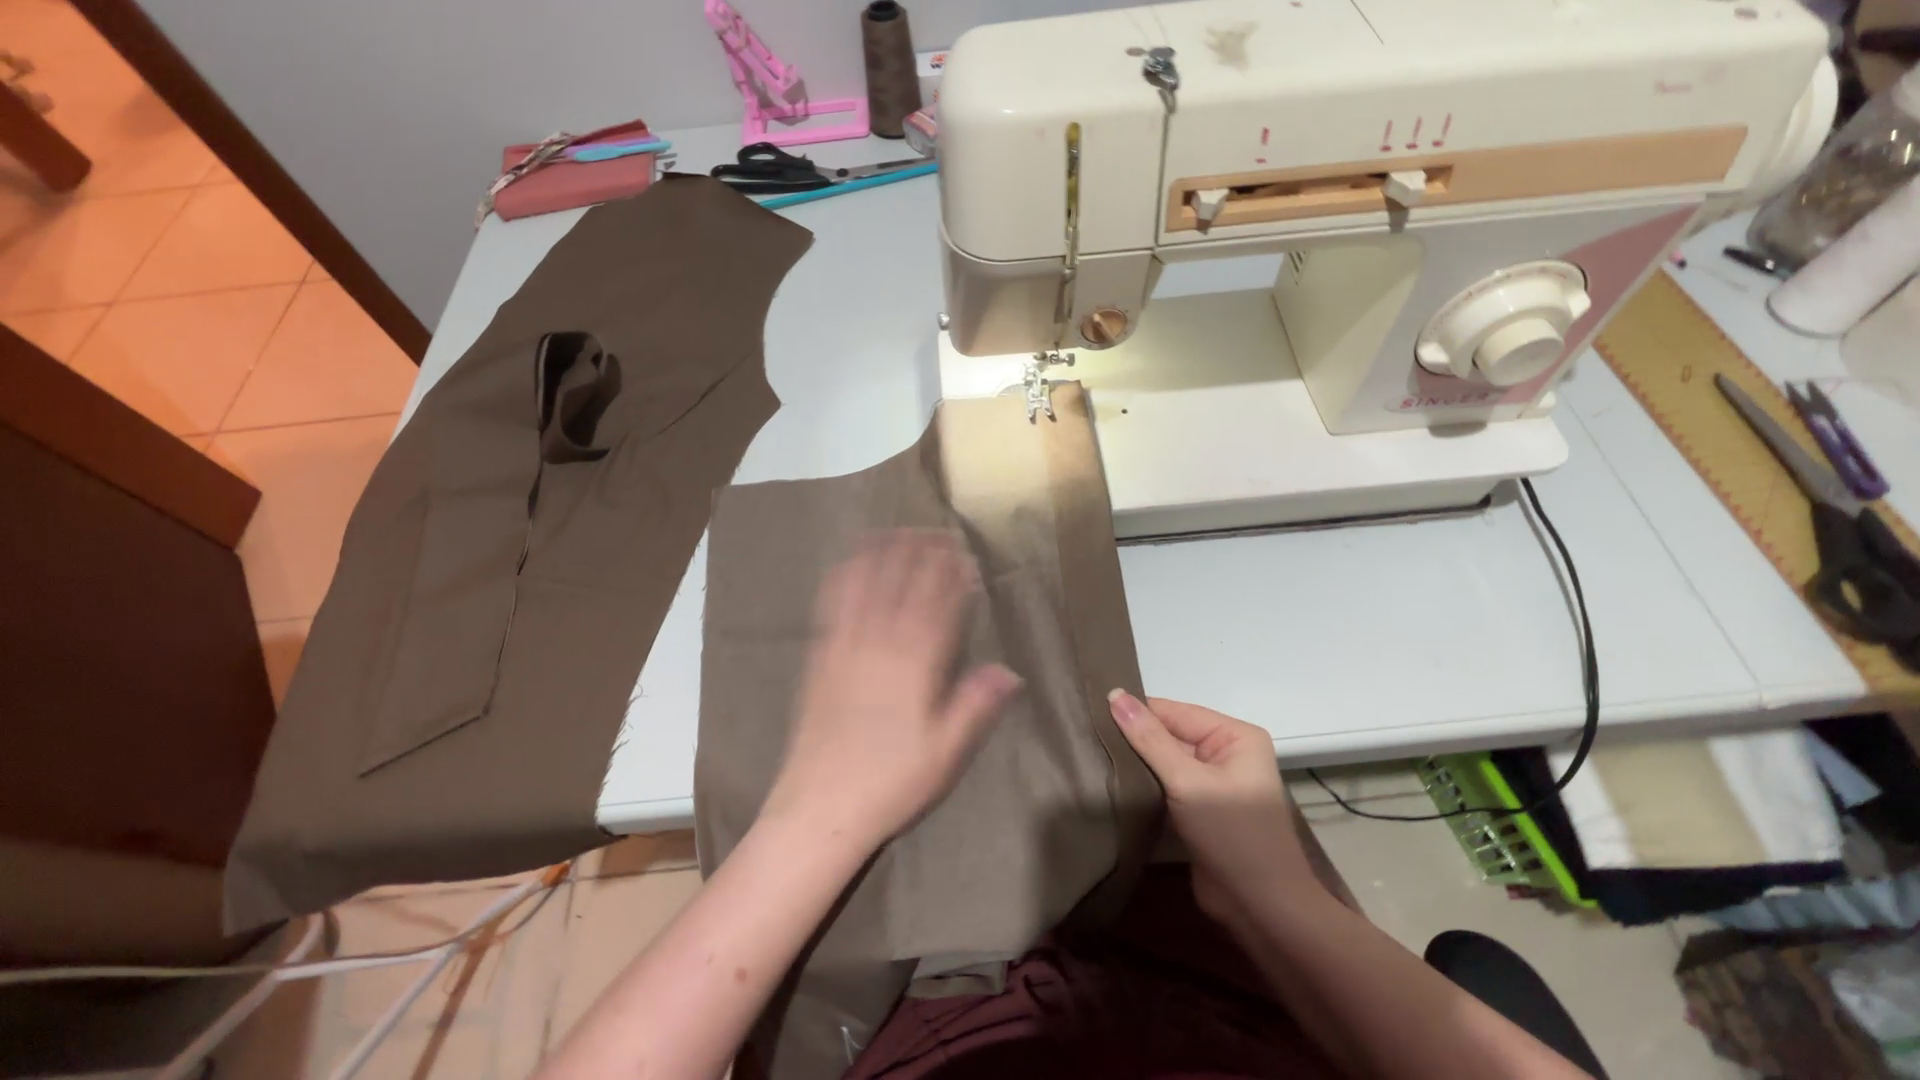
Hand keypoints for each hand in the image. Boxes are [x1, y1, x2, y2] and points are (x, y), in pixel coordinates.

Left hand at [760, 530, 1022, 854]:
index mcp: (916, 665)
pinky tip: (848, 566)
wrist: (820, 807)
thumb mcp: (945, 752)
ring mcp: (843, 648)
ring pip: (864, 586)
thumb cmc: (891, 782)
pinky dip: (843, 578)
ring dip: (881, 554)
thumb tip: (1010, 672)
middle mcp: (878, 645)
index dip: (952, 575)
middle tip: (936, 531)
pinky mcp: (818, 660)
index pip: (938, 605)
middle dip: (920, 553)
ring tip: (895, 532)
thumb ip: (975, 705)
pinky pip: (831, 606)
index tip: (964, 553)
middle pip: (902, 584)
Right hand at [1107, 692, 1322, 923]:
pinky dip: (1143, 787)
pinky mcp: (1199, 811)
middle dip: (1132, 739)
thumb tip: (1114, 694)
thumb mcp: (1188, 781)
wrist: (1261, 906)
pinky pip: (1166, 787)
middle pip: (1169, 734)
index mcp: (1235, 736)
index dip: (1135, 712)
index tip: (1089, 714)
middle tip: (1083, 737)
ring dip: (1135, 764)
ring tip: (1090, 758)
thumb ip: (1150, 739)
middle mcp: (1226, 754)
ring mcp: (1213, 784)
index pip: (1174, 711)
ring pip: (1164, 763)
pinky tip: (1111, 784)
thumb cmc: (1232, 835)